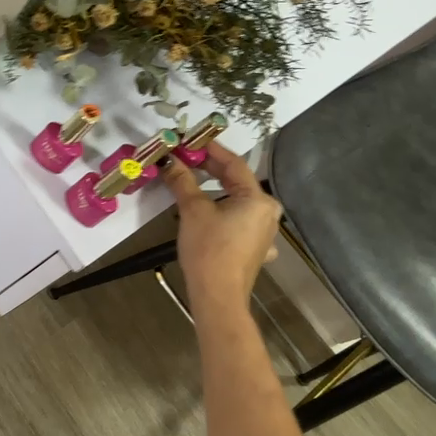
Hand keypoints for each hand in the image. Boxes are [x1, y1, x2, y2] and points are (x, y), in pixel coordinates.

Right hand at [158, 141, 282, 307]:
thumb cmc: (208, 248)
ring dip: (213, 188)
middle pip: (236, 181)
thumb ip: (182, 179)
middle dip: (209, 168)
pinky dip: (222, 210)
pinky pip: (238, 219)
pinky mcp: (255, 247)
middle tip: (183, 156)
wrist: (217, 296)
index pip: (233, 163)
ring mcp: (264, 232)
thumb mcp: (192, 209)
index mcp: (257, 199)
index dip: (208, 149)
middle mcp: (267, 212)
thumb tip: (167, 158)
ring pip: (237, 200)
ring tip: (189, 179)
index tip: (187, 139)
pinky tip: (211, 213)